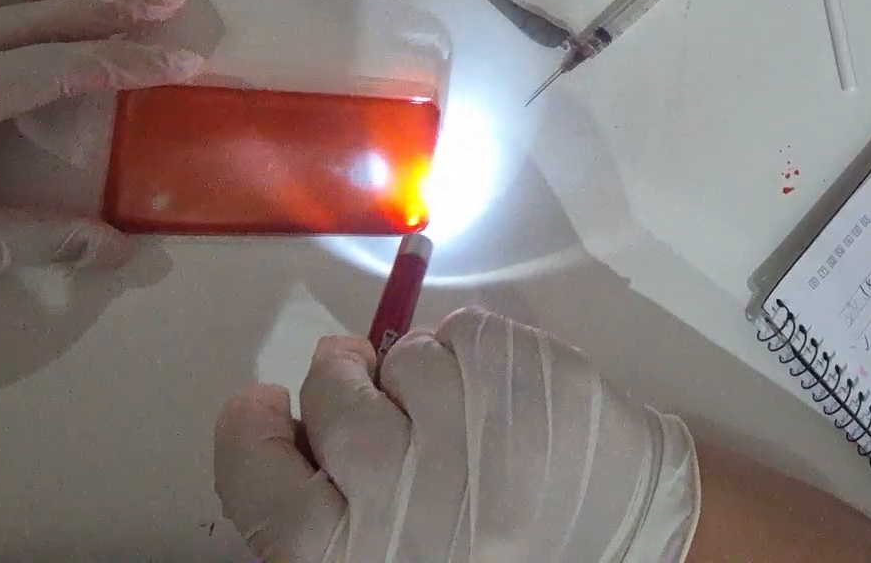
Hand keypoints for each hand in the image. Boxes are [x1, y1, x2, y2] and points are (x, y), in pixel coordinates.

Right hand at [214, 307, 700, 561]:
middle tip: (357, 374)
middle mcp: (405, 496)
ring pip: (406, 353)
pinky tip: (494, 388)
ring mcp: (471, 430)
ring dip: (417, 366)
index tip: (259, 401)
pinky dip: (468, 346)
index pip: (259, 477)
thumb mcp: (392, 550)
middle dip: (341, 376)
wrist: (618, 543)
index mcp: (353, 556)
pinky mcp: (526, 382)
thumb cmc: (491, 549)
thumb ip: (335, 500)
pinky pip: (463, 330)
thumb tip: (297, 414)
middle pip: (333, 394)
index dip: (252, 430)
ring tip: (449, 403)